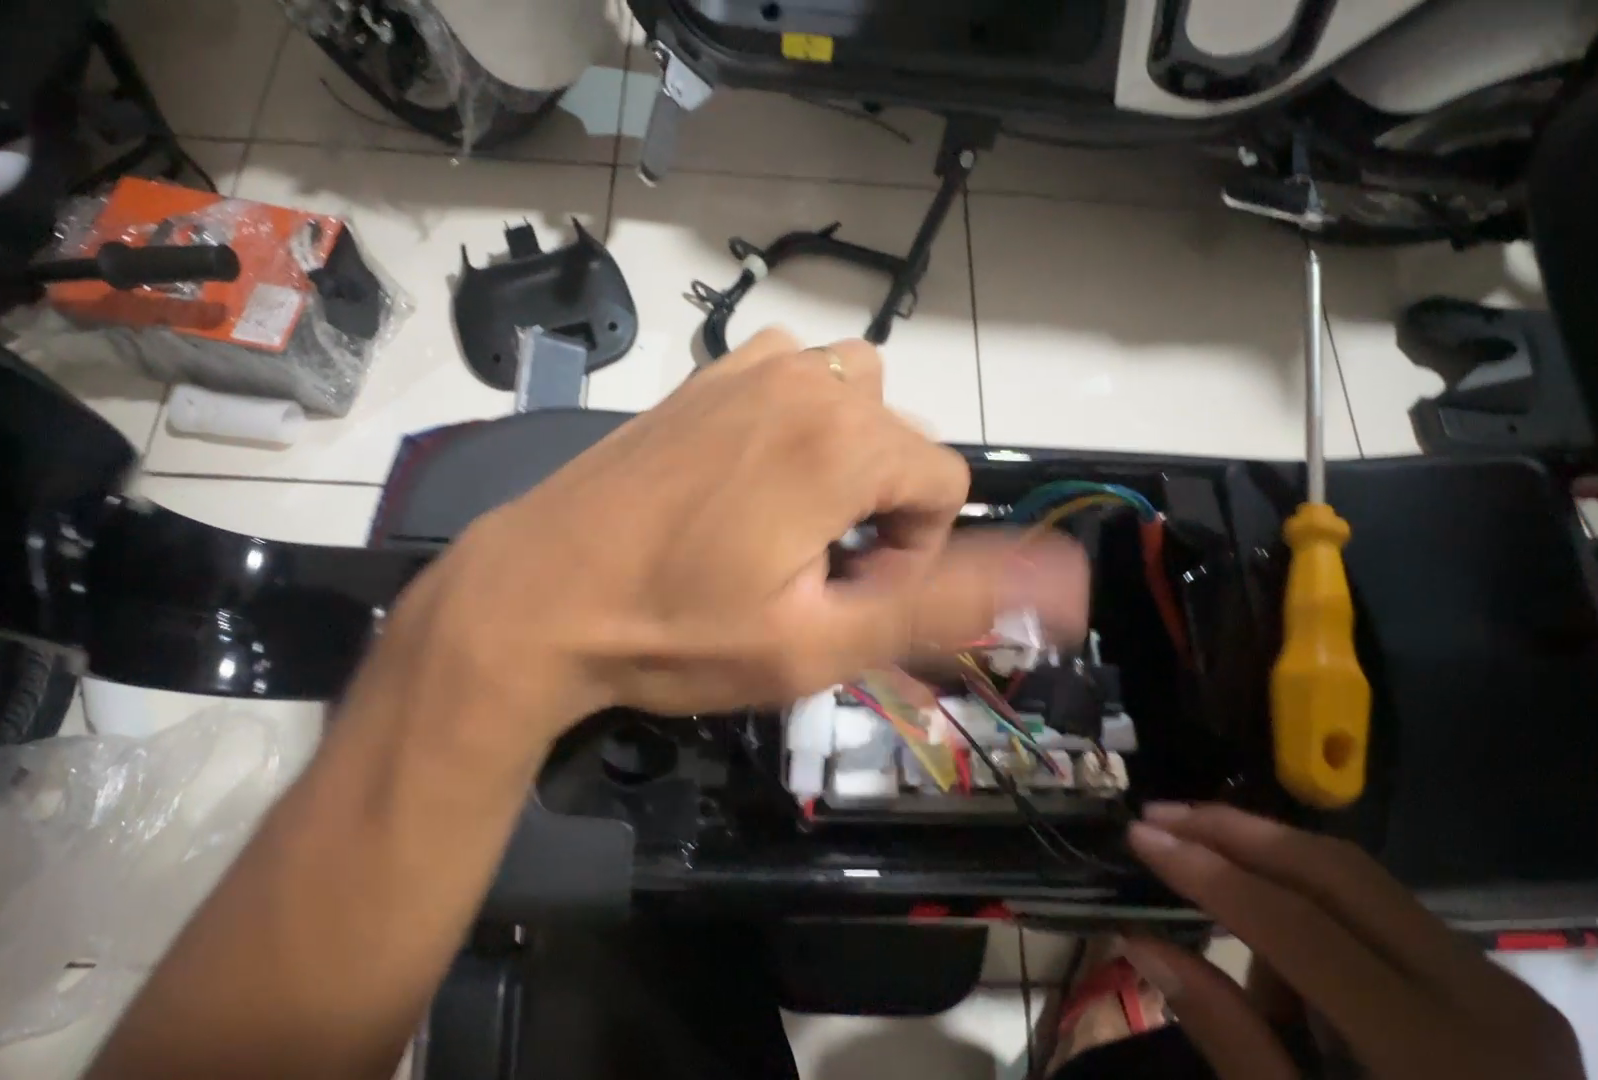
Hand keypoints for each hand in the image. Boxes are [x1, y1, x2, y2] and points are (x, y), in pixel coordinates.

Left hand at [397, 328, 1088, 743]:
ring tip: (786, 525)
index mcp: (844, 439)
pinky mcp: (701, 377)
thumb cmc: (675, 631)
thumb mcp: (816, 643)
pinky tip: (746, 479)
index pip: (945, 487)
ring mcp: (745, 367)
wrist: (536, 595)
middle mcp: (805, 378)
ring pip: (853, 400)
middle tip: (809, 575)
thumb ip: (940, 606)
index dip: (912, 557)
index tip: (846, 599)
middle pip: (901, 444)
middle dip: (881, 513)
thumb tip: (1060, 586)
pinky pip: (790, 378)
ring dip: (846, 463)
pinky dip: (797, 423)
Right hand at [1121, 804, 1583, 1079]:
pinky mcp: (1502, 991)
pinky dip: (1318, 909)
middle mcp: (1487, 1000)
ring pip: (1361, 883)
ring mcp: (1505, 990)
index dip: (1208, 873)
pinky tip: (1280, 950)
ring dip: (1274, 867)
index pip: (1298, 926)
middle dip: (1238, 832)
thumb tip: (1143, 941)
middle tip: (1160, 814)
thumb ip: (1230, 1039)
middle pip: (1337, 872)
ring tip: (1213, 904)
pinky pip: (1386, 916)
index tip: (1138, 834)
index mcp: (1438, 1054)